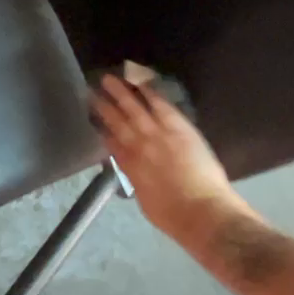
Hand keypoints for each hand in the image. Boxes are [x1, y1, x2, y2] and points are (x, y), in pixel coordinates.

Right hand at [92, 74, 246, 238]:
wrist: (201, 211)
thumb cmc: (173, 215)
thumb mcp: (145, 200)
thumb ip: (137, 180)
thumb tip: (135, 171)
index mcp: (130, 167)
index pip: (112, 143)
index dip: (102, 130)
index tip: (93, 118)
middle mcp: (139, 147)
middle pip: (118, 122)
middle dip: (105, 106)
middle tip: (92, 90)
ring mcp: (158, 135)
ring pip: (135, 109)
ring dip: (121, 93)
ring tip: (108, 79)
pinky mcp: (179, 128)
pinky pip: (161, 105)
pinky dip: (150, 93)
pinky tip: (140, 83)